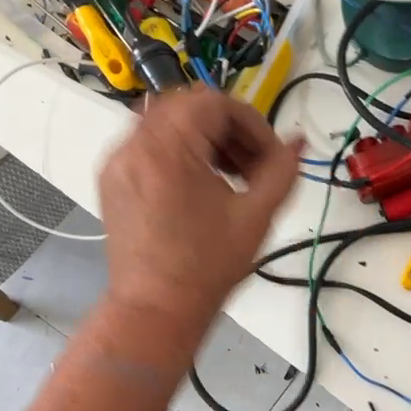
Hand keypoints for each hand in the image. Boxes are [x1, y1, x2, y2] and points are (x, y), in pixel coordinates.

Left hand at [96, 87, 301, 326]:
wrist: (156, 308)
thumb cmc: (207, 266)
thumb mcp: (256, 216)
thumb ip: (282, 170)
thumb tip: (298, 142)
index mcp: (169, 147)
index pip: (216, 103)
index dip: (253, 124)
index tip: (271, 156)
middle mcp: (135, 143)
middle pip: (190, 106)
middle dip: (230, 128)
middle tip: (254, 164)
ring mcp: (118, 160)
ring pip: (167, 122)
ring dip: (206, 138)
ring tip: (231, 178)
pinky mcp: (113, 179)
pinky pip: (149, 145)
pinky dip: (180, 153)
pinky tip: (201, 188)